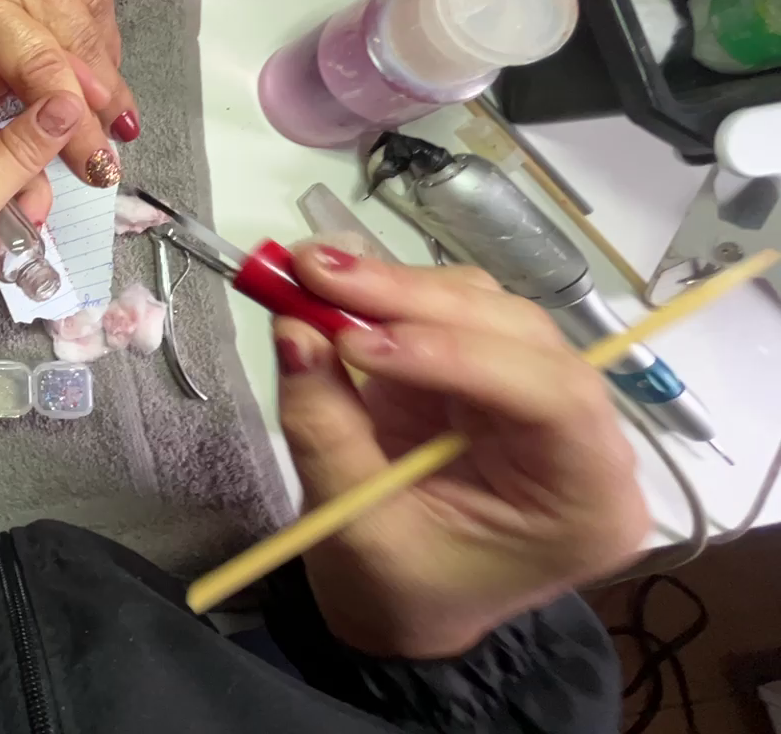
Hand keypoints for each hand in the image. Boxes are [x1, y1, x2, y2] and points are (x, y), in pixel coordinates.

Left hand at [0, 62, 88, 358]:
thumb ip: (22, 151)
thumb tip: (72, 98)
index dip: (53, 83)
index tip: (103, 106)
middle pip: (4, 112)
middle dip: (41, 149)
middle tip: (87, 175)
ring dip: (24, 184)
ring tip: (32, 224)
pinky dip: (5, 200)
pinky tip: (17, 230)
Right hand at [274, 246, 649, 658]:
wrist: (393, 601)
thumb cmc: (388, 585)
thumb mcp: (349, 521)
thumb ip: (321, 425)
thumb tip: (292, 328)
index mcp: (578, 497)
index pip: (548, 396)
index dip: (451, 354)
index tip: (353, 345)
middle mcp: (572, 435)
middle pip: (516, 332)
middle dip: (408, 296)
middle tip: (311, 269)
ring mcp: (522, 396)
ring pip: (481, 307)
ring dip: (394, 284)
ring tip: (312, 272)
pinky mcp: (471, 374)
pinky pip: (440, 312)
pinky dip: (383, 292)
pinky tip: (333, 286)